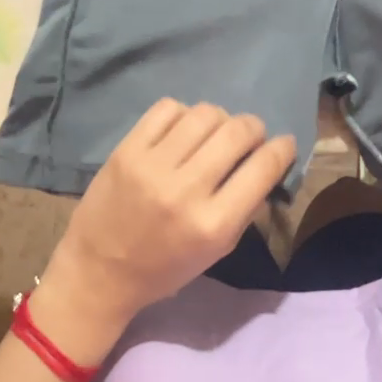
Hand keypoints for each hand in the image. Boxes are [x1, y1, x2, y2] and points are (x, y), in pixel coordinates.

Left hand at [35, 100, 297, 342]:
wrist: (98, 272)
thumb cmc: (163, 269)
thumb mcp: (216, 251)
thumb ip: (245, 208)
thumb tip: (268, 164)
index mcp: (214, 225)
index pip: (263, 167)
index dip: (282, 148)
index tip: (284, 143)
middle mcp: (186, 190)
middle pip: (237, 131)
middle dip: (254, 128)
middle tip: (250, 136)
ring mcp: (153, 165)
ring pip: (205, 113)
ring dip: (220, 118)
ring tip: (214, 132)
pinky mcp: (126, 149)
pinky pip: (167, 109)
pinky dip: (183, 114)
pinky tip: (182, 131)